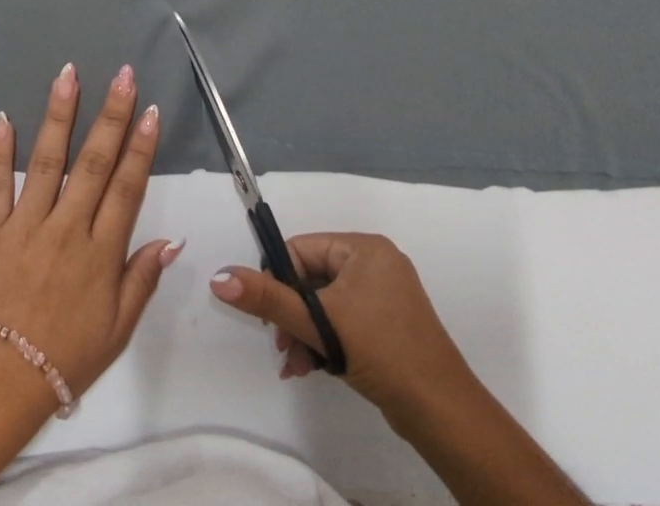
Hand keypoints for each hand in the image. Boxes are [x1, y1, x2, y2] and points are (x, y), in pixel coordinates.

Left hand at [0, 63, 181, 415]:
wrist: (4, 376)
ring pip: (47, 162)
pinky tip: (6, 118)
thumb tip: (171, 239)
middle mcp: (66, 229)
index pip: (126, 188)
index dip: (140, 147)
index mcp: (101, 252)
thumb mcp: (119, 327)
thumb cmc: (68, 354)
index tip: (149, 111)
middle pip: (93, 163)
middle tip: (120, 75)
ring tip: (67, 76)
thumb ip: (142, 278)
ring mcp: (25, 225)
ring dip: (59, 116)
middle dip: (109, 116)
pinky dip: (0, 151)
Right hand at [210, 232, 476, 420]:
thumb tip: (218, 278)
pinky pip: (340, 319)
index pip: (300, 250)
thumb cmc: (382, 352)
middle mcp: (375, 263)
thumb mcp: (318, 322)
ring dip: (302, 334)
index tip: (270, 318)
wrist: (441, 412)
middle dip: (291, 316)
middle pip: (309, 279)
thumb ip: (267, 298)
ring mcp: (383, 294)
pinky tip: (311, 368)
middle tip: (282, 346)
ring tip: (297, 365)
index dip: (278, 282)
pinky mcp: (386, 322)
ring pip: (322, 304)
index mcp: (364, 248)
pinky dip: (323, 341)